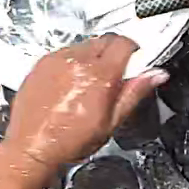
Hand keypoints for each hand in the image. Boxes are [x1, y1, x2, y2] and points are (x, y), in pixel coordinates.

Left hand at [2, 36, 165, 170]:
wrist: (31, 147)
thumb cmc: (68, 142)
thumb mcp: (111, 122)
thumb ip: (134, 93)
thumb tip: (156, 74)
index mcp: (99, 75)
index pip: (124, 42)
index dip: (133, 49)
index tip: (134, 59)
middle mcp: (77, 61)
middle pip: (104, 40)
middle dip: (112, 53)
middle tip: (111, 76)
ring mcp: (56, 60)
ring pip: (83, 45)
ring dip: (91, 57)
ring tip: (88, 83)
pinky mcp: (41, 63)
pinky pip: (63, 53)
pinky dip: (71, 62)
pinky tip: (69, 84)